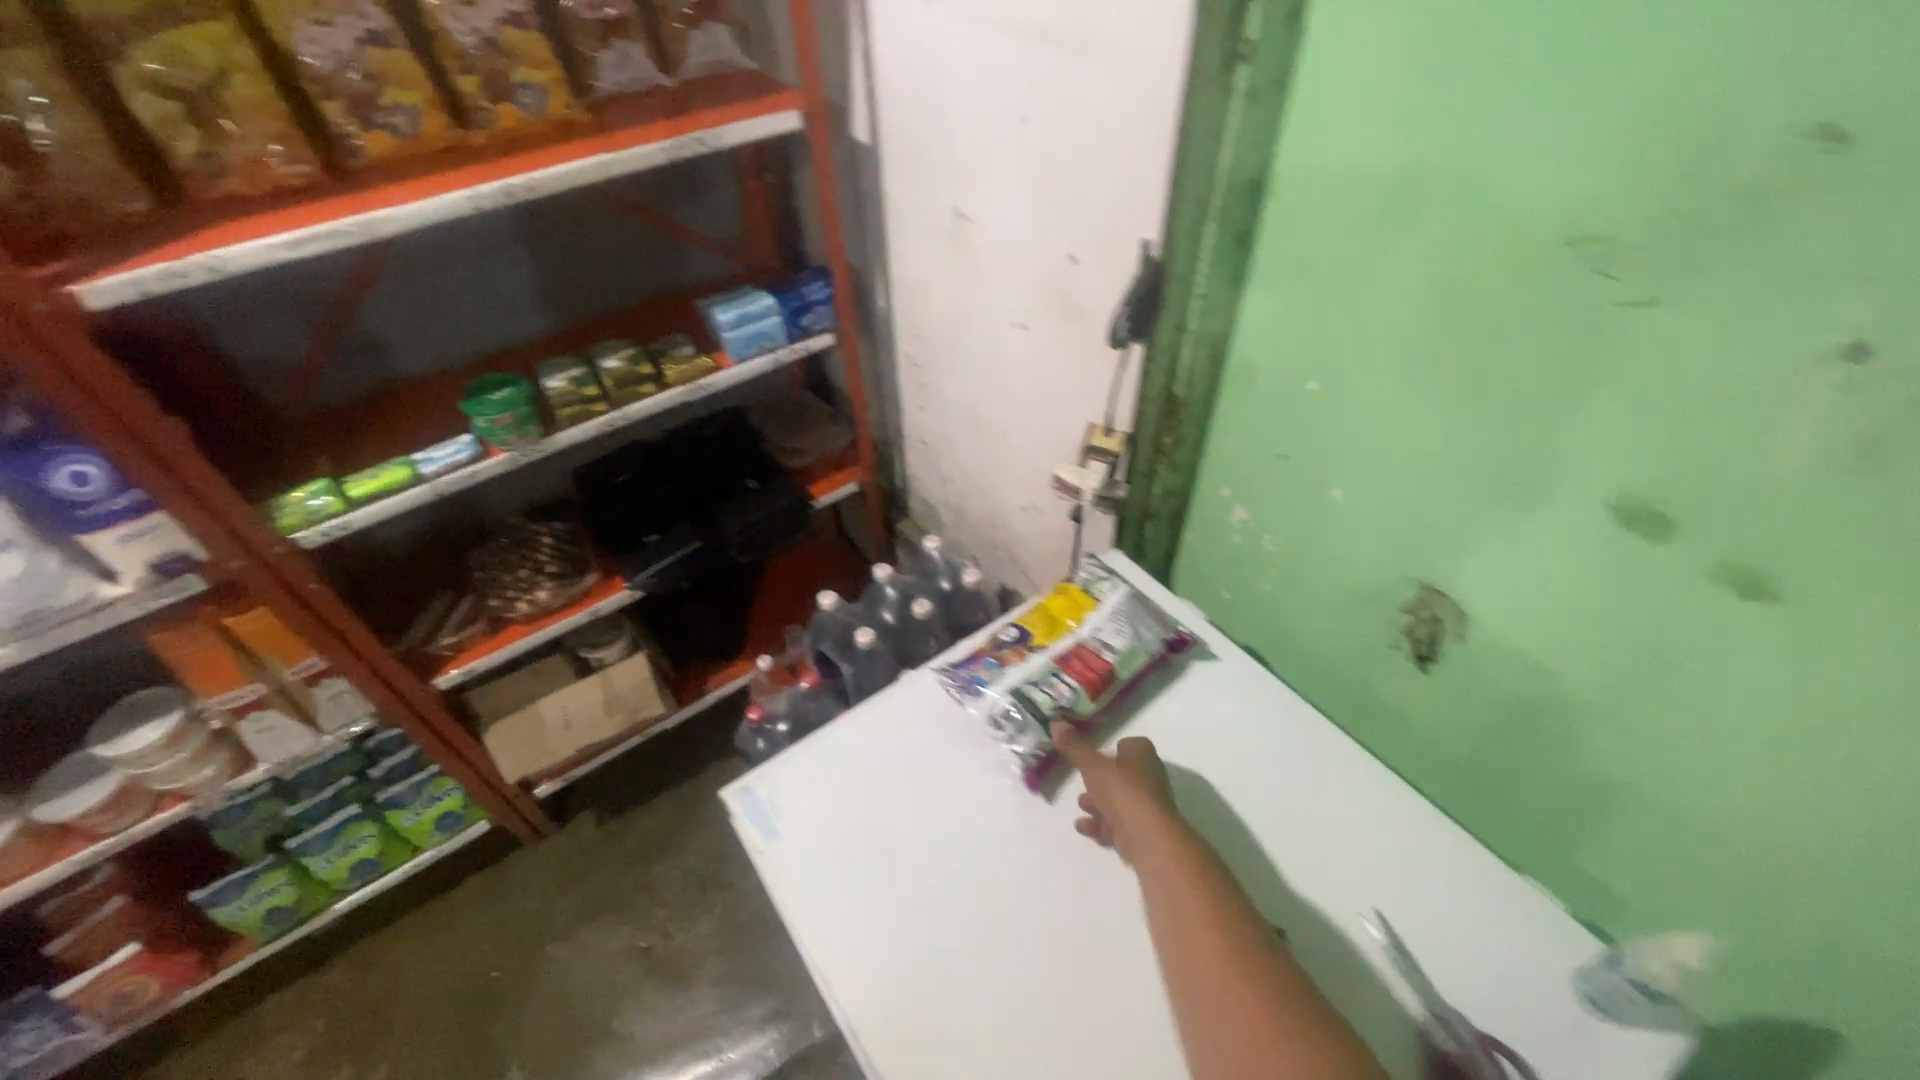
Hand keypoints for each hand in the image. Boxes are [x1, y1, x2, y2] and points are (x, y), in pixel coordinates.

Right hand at [1052, 722, 1178, 863]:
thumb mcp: (1092, 765)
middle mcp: (1149, 777)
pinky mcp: (1141, 830)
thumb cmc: (1122, 791)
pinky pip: (1117, 824)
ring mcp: (1147, 806)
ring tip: (1080, 804)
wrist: (1147, 837)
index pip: (1131, 745)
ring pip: (1119, 800)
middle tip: (1082, 781)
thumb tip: (1056, 723)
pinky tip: (1082, 826)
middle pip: (1122, 774)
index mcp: (1143, 756)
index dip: (1114, 748)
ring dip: (1098, 803)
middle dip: (1101, 780)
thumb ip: (1074, 747)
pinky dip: (1100, 824)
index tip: (1094, 754)